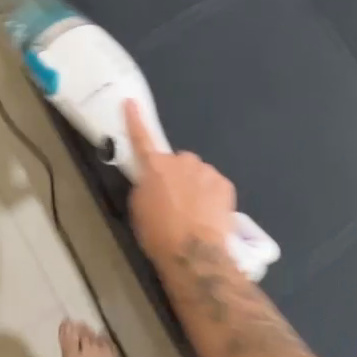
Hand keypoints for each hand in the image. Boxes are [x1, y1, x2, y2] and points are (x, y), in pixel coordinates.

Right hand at [125, 100, 237, 263]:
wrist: (194, 254)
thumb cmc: (159, 234)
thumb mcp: (139, 210)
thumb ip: (144, 187)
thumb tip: (151, 181)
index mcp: (155, 167)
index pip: (142, 138)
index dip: (135, 120)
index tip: (131, 102)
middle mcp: (181, 161)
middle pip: (177, 163)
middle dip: (176, 176)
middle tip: (175, 202)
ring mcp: (206, 171)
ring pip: (198, 174)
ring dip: (195, 187)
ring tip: (194, 215)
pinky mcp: (224, 184)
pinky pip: (214, 186)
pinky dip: (212, 197)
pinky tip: (210, 217)